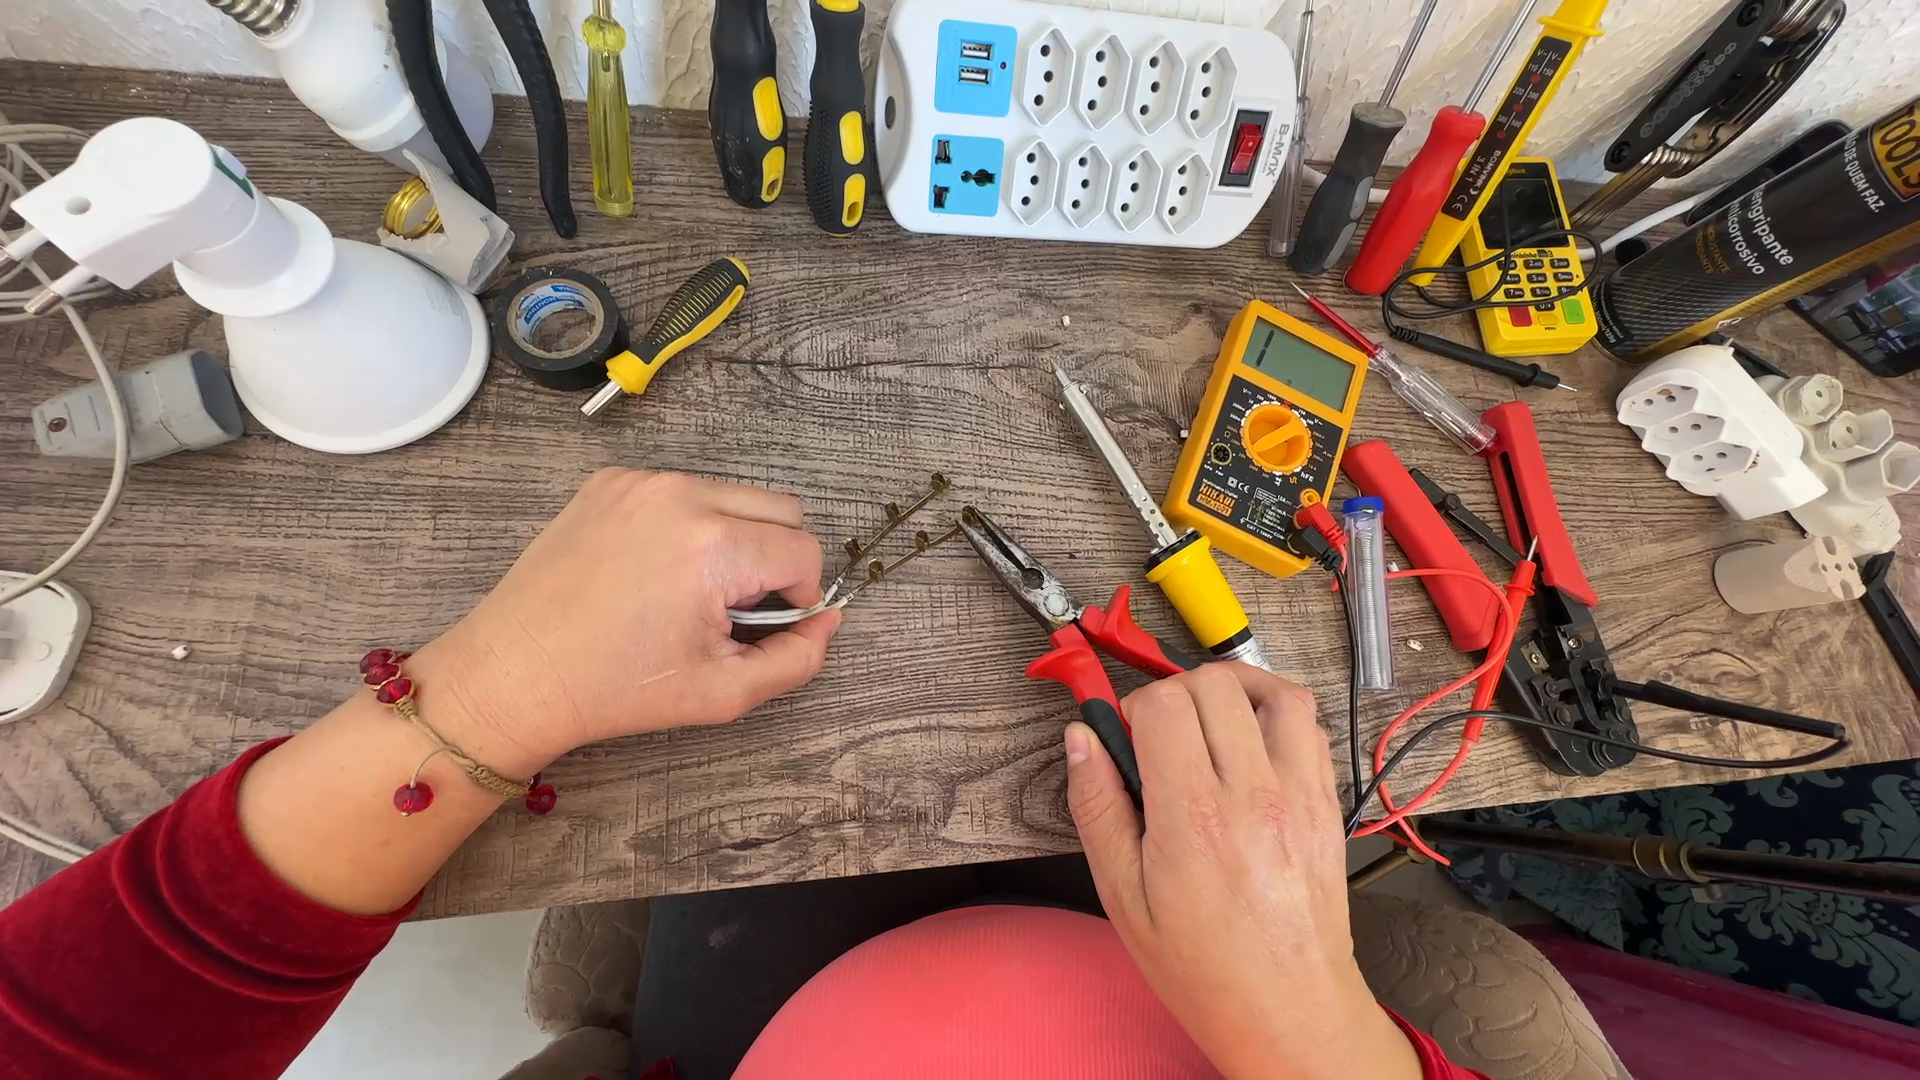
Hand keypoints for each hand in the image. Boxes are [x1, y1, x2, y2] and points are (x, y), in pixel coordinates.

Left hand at [411, 469, 840, 775]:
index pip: (805, 551)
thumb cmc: (618, 689)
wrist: (512, 674)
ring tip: (695, 585)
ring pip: (738, 495)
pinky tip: (656, 566)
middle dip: (776, 558)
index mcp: (713, 547)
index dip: (801, 594)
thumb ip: (798, 658)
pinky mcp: (612, 479)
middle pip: (783, 509)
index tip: (764, 624)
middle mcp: (682, 496)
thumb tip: (828, 619)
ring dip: (739, 536)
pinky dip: (693, 523)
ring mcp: (643, 481)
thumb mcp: (725, 692)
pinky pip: (688, 490)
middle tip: (732, 605)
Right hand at [1065, 665, 1419, 1079]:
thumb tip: (1080, 737)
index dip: (1133, 706)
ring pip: (1271, 690)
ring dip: (1231, 687)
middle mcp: (1252, 793)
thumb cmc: (1200, 963)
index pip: (1162, 704)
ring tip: (1207, 717)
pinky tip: (1249, 738)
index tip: (1128, 736)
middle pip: (1212, 685)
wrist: (1293, 1014)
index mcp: (1192, 815)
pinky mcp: (1326, 801)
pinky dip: (1275, 710)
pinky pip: (1309, 723)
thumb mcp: (1121, 895)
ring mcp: (1298, 794)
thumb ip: (1096, 806)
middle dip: (1174, 691)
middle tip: (1161, 731)